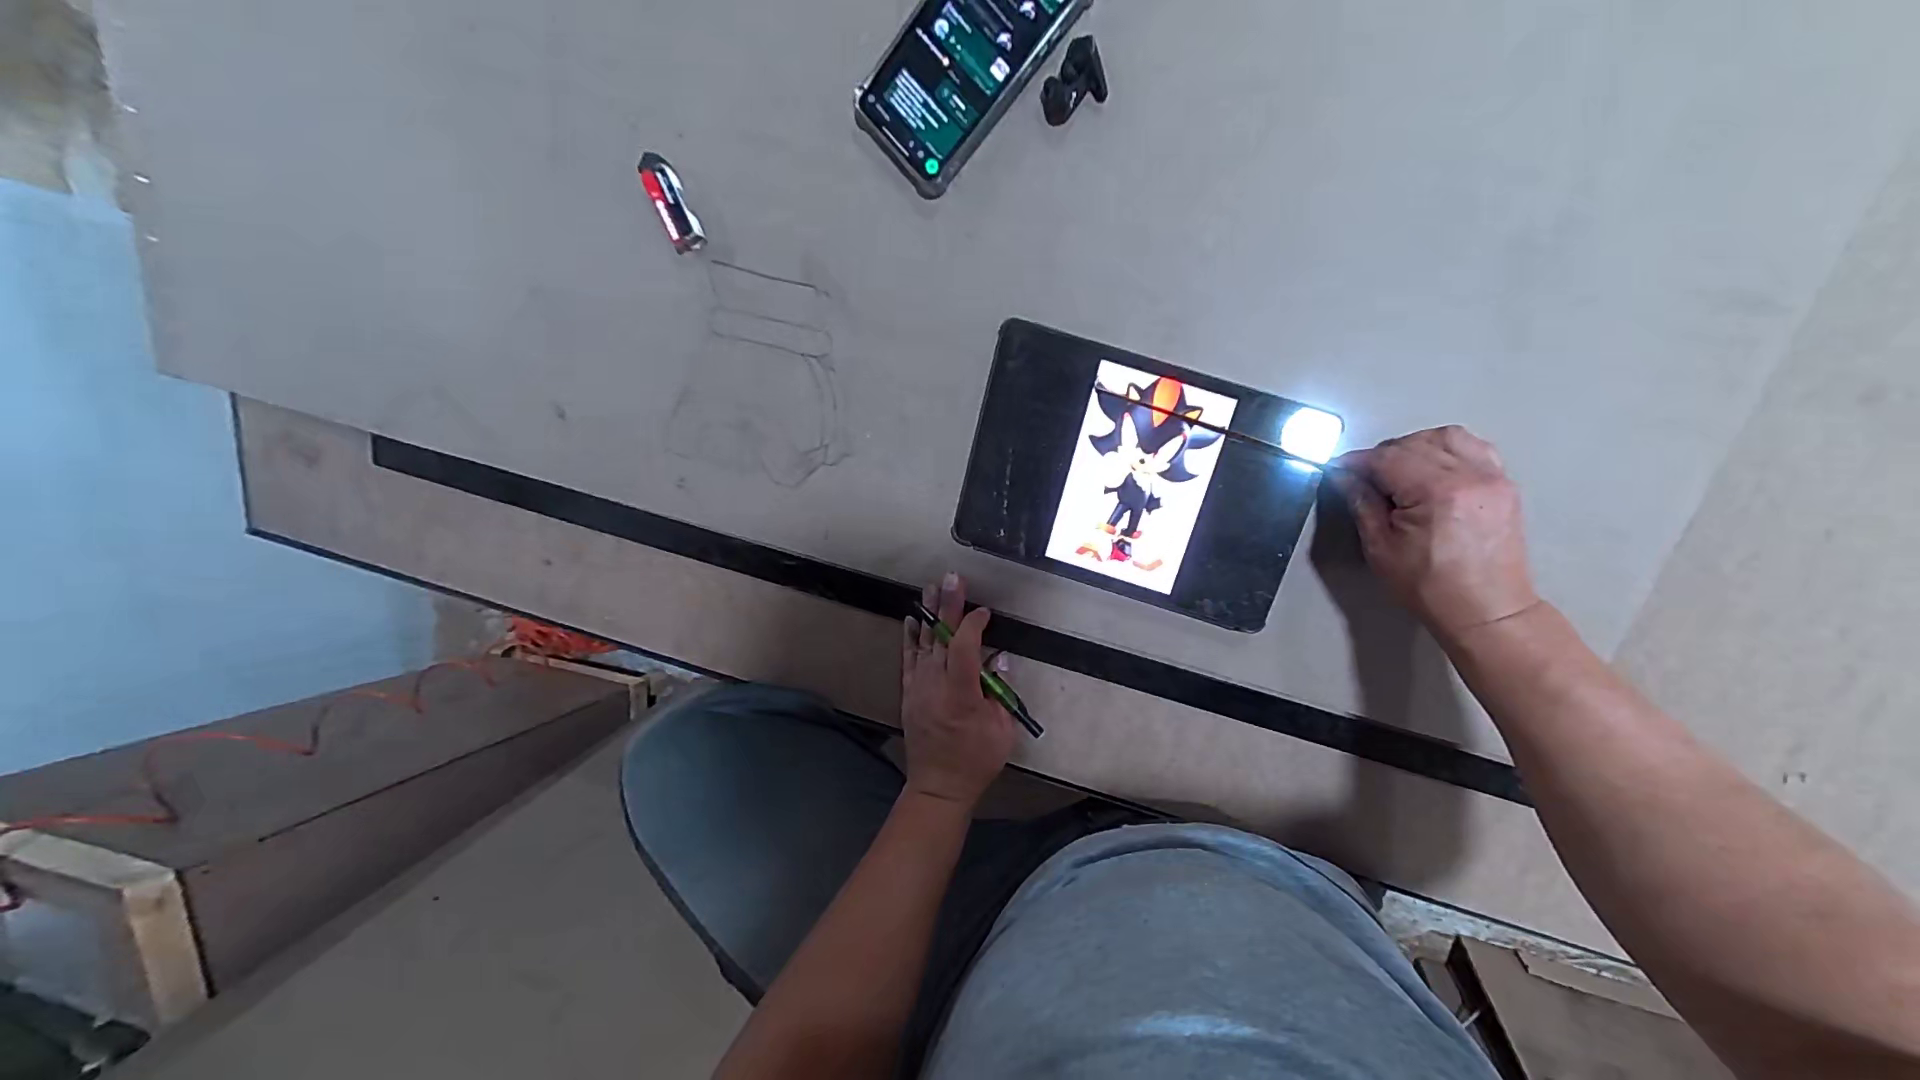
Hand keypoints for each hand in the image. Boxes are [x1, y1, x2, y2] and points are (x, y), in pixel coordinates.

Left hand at [899, 573, 1015, 808]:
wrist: (938, 786)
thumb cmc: (976, 760)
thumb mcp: (1002, 731)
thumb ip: (1001, 693)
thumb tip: (999, 661)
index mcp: (961, 695)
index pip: (964, 647)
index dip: (973, 624)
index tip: (985, 613)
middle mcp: (935, 685)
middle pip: (941, 637)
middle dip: (948, 605)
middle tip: (953, 579)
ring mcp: (919, 687)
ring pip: (924, 643)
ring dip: (930, 614)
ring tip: (932, 588)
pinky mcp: (909, 693)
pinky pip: (908, 659)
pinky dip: (911, 638)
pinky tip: (913, 619)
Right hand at [1329, 425, 1540, 636]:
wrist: (1485, 610)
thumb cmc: (1435, 588)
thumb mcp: (1380, 547)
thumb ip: (1362, 503)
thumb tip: (1346, 478)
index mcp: (1438, 492)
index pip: (1388, 458)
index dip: (1357, 461)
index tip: (1339, 468)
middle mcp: (1471, 478)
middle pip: (1415, 443)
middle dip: (1382, 455)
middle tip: (1361, 476)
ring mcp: (1493, 479)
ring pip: (1447, 437)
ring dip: (1415, 446)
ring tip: (1395, 469)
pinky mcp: (1503, 486)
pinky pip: (1474, 449)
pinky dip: (1447, 450)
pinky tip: (1429, 468)